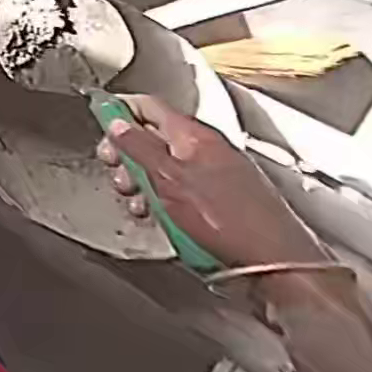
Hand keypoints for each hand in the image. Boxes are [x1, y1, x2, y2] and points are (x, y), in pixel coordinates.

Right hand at [95, 94, 325, 267]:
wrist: (274, 265)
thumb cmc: (227, 221)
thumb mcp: (168, 179)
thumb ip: (137, 147)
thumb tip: (115, 122)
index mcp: (195, 137)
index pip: (148, 106)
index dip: (119, 110)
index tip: (98, 123)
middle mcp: (204, 150)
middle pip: (149, 136)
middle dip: (124, 153)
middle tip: (115, 170)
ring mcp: (210, 174)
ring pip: (157, 165)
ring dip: (137, 180)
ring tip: (137, 199)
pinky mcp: (213, 198)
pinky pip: (172, 187)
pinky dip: (156, 197)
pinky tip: (153, 212)